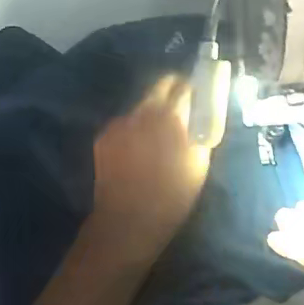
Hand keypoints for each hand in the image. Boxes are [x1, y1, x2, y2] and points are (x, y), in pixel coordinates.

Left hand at [88, 75, 213, 257]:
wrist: (129, 219)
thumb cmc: (173, 195)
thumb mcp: (199, 162)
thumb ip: (200, 131)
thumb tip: (201, 114)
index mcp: (171, 116)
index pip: (185, 85)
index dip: (194, 88)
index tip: (199, 96)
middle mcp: (143, 111)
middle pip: (160, 87)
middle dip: (172, 92)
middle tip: (180, 109)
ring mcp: (119, 123)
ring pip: (140, 107)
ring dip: (151, 114)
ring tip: (155, 140)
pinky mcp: (103, 136)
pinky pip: (123, 125)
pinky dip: (132, 132)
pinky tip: (135, 153)